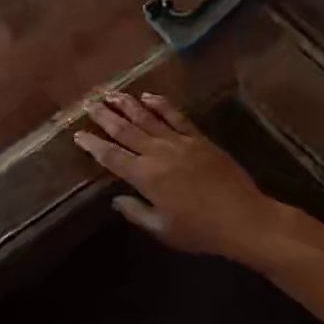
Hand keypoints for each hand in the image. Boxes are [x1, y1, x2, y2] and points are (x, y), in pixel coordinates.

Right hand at [75, 91, 294, 259]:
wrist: (245, 220)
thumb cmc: (201, 231)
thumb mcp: (163, 230)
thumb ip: (136, 212)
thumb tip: (116, 199)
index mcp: (145, 176)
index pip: (111, 156)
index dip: (92, 144)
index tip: (78, 134)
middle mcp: (158, 153)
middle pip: (124, 130)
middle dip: (104, 116)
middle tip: (88, 103)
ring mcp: (180, 143)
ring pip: (147, 118)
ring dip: (126, 104)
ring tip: (110, 93)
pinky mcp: (199, 139)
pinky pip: (176, 116)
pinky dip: (161, 104)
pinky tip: (148, 96)